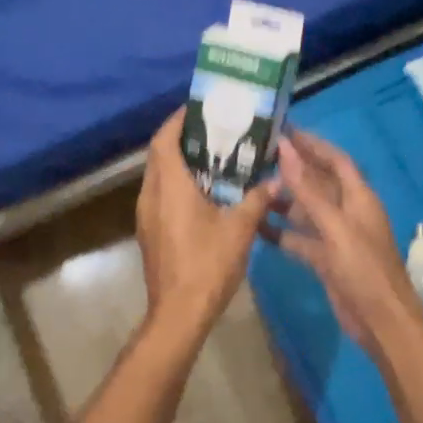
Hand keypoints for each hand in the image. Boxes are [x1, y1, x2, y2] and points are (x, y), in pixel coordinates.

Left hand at [136, 108, 273, 331]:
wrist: (178, 313)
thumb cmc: (208, 264)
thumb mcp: (240, 229)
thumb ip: (257, 199)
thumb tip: (275, 179)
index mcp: (170, 186)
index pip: (165, 139)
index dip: (178, 120)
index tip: (198, 109)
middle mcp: (151, 194)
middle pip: (160, 155)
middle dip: (182, 139)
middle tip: (213, 131)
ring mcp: (146, 215)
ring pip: (159, 177)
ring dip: (180, 163)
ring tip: (213, 159)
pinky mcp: (149, 232)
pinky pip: (160, 196)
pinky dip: (178, 185)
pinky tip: (204, 194)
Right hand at [269, 131, 422, 346]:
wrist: (381, 322)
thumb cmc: (364, 269)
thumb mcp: (335, 227)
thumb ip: (308, 191)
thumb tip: (286, 151)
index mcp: (359, 198)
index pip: (336, 160)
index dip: (313, 144)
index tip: (284, 131)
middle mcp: (347, 212)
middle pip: (319, 182)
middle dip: (293, 169)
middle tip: (258, 156)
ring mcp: (336, 236)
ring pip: (306, 210)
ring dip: (283, 200)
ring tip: (250, 187)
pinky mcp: (325, 259)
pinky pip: (299, 238)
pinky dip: (281, 232)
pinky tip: (256, 226)